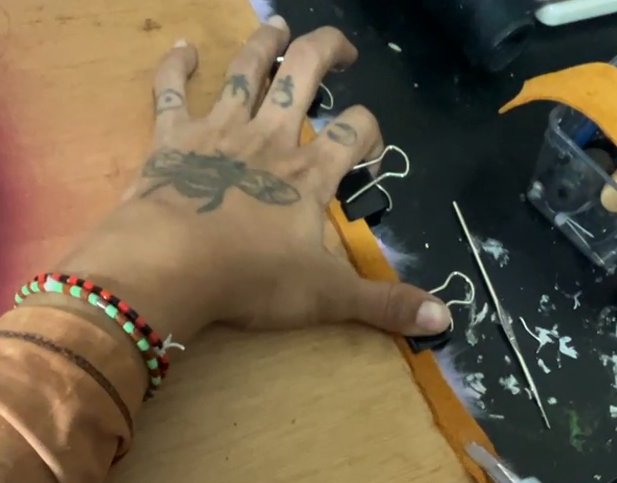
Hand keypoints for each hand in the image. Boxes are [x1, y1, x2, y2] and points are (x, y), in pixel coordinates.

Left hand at [55, 18, 450, 344]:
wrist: (173, 266)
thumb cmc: (253, 280)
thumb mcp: (328, 297)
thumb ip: (384, 304)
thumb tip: (445, 319)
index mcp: (309, 175)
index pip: (353, 132)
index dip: (370, 131)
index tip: (372, 147)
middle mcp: (269, 139)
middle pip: (303, 75)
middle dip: (326, 53)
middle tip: (342, 48)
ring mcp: (219, 131)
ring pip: (246, 70)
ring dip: (264, 45)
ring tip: (277, 27)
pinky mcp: (172, 139)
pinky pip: (172, 90)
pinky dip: (175, 66)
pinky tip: (181, 49)